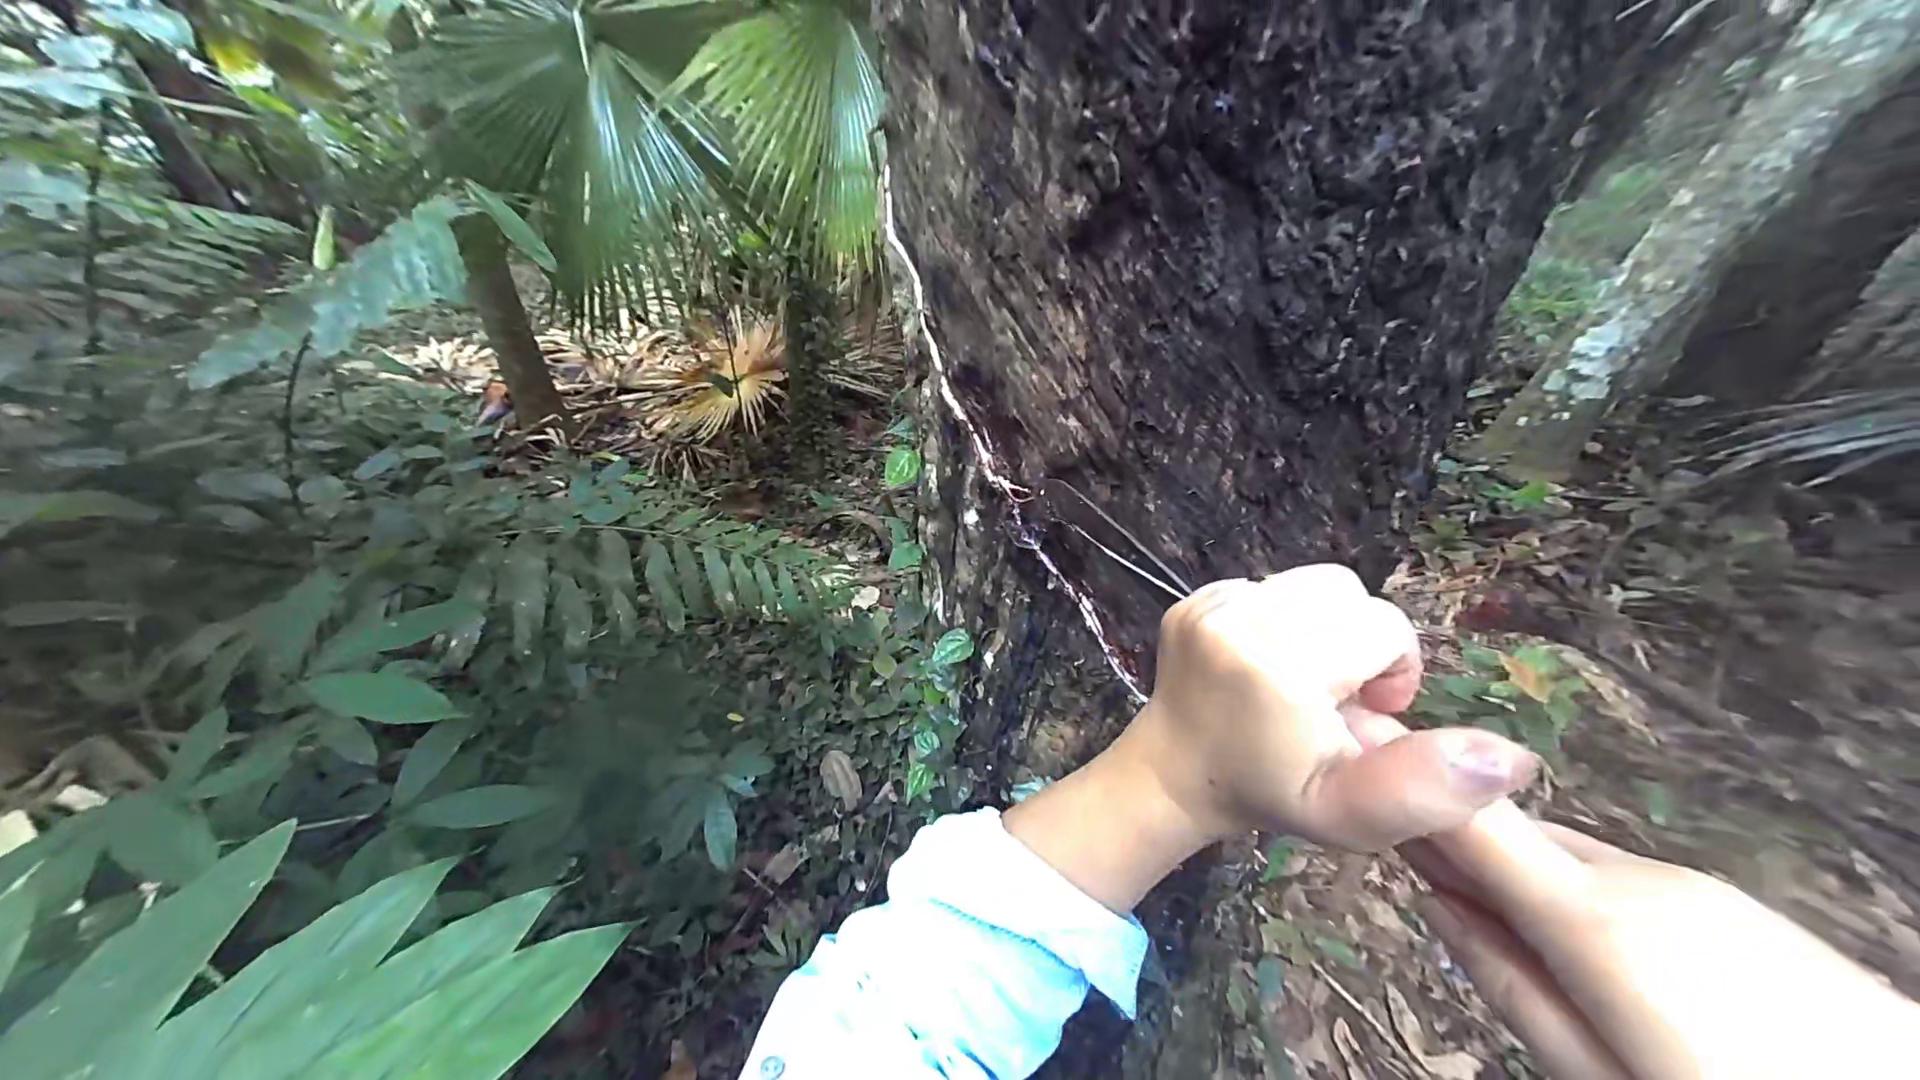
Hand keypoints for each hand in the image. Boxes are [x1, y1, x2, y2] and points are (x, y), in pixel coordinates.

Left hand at [1004, 565, 1539, 910]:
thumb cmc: (1264, 791)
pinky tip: (1268, 659)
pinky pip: (1268, 586)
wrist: (1177, 769)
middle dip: (1359, 643)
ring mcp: (1207, 602)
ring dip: (1324, 626)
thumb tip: (1509, 754)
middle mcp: (1234, 616)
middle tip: (1333, 695)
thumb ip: (1428, 789)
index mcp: (1274, 660)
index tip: (1365, 712)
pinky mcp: (1192, 599)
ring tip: (1304, 674)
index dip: (1392, 670)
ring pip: (1311, 584)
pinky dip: (1283, 618)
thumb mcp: (1351, 814)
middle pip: (1347, 596)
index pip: (1381, 626)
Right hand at [1408, 810, 1919, 1078]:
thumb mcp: (1600, 1077)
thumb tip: (1430, 901)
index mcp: (1587, 916)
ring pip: (1564, 858)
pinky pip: (1620, 880)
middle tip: (1433, 894)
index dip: (1400, 782)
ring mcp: (1692, 885)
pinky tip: (1608, 960)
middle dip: (1463, 853)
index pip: (1464, 815)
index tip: (1351, 774)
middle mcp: (1631, 875)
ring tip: (1524, 943)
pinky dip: (1581, 896)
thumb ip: (1505, 981)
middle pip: (1511, 837)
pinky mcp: (1735, 904)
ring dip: (1523, 879)